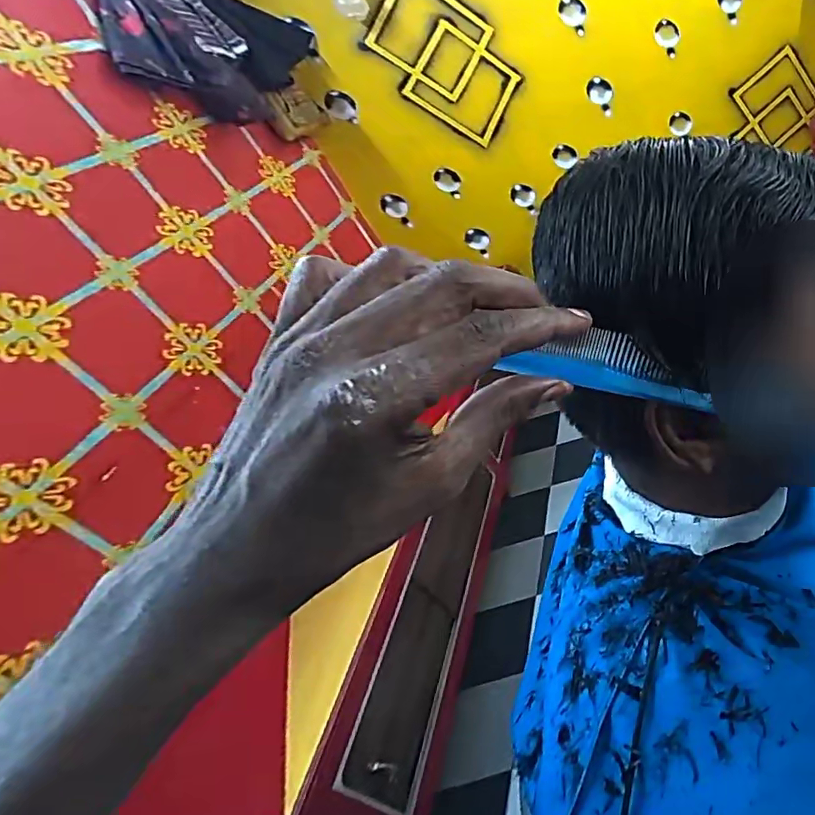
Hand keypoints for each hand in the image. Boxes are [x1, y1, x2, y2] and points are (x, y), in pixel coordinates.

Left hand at [159, 247, 588, 621]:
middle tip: (544, 311)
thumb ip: (496, 417)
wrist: (236, 548)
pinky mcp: (283, 330)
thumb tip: (555, 382)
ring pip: (395, 265)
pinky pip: (337, 273)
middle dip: (508, 290)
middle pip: (443, 284)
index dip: (539, 324)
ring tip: (484, 305)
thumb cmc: (340, 530)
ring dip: (452, 277)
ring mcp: (303, 331)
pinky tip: (405, 300)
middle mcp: (336, 348)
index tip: (578, 323)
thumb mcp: (433, 484)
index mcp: (374, 396)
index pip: (478, 336)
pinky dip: (384, 276)